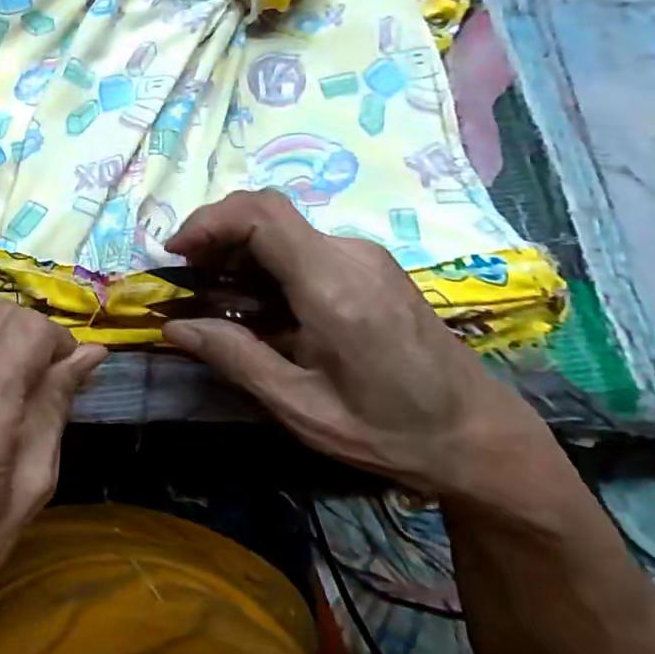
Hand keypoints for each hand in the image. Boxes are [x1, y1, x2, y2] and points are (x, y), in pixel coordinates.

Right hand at [160, 189, 556, 502]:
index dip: (207, 221)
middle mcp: (351, 257)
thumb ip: (235, 358)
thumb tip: (173, 328)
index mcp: (333, 287)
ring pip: (281, 231)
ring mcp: (364, 258)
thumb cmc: (391, 431)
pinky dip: (264, 265)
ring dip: (237, 255)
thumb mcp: (301, 406)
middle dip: (214, 239)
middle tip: (187, 283)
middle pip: (265, 216)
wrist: (481, 439)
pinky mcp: (369, 268)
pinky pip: (302, 248)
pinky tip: (259, 307)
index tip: (174, 253)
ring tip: (217, 302)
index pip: (260, 214)